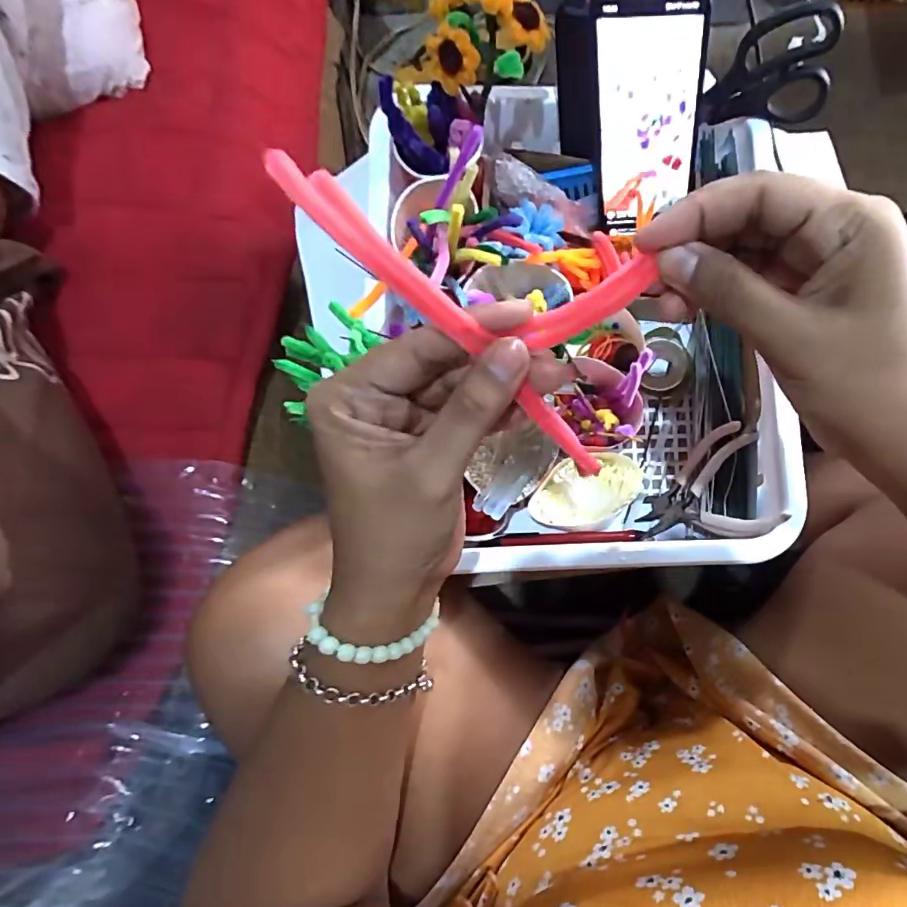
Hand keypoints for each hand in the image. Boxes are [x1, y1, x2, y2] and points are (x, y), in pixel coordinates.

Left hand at [304, 303, 566, 627]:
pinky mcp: (434, 441)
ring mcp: (407, 420)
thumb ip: (473, 407)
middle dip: (497, 358)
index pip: (418, 347)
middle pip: (445, 364)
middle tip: (550, 347)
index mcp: (351, 396)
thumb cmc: (396, 533)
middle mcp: (376, 399)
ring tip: (555, 372)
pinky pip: (471, 414)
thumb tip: (516, 349)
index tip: (524, 313)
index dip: (473, 328)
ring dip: (508, 383)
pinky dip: (502, 409)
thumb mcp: (432, 467)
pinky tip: (535, 400)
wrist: (396, 593)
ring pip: (464, 388)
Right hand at [635, 173, 906, 462]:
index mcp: (851, 221)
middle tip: (650, 280)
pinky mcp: (817, 295)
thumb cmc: (861, 391)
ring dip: (708, 273)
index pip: (762, 193)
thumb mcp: (789, 336)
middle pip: (754, 218)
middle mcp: (842, 229)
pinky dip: (728, 294)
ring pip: (753, 251)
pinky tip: (694, 309)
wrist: (905, 446)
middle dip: (699, 245)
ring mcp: (830, 263)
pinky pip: (763, 281)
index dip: (697, 212)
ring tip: (667, 305)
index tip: (646, 243)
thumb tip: (668, 258)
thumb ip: (727, 289)